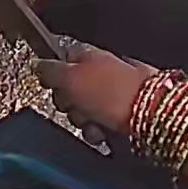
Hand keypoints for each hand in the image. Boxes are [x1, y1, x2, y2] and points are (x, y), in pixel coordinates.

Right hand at [31, 41, 154, 134]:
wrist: (151, 113)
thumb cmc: (110, 91)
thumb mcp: (70, 77)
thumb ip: (49, 70)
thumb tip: (36, 64)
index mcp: (87, 54)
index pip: (60, 58)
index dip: (53, 76)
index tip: (53, 87)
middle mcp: (100, 71)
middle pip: (69, 89)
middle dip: (68, 104)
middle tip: (76, 107)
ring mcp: (111, 93)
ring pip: (82, 110)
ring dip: (83, 121)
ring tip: (93, 124)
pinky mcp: (122, 115)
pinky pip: (98, 125)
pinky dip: (98, 132)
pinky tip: (103, 134)